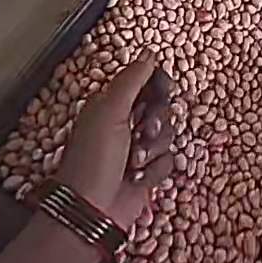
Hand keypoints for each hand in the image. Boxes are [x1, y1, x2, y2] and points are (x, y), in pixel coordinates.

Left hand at [56, 53, 175, 226]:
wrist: (92, 210)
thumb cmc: (95, 156)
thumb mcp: (110, 110)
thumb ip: (132, 79)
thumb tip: (150, 52)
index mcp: (114, 102)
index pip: (148, 81)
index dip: (159, 85)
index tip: (164, 91)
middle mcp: (127, 121)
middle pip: (163, 106)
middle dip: (157, 120)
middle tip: (144, 130)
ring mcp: (139, 146)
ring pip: (168, 134)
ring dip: (153, 148)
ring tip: (135, 160)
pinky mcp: (149, 170)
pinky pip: (169, 160)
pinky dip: (154, 169)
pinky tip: (138, 177)